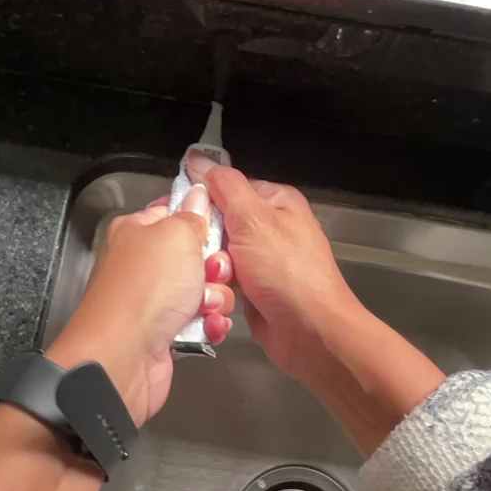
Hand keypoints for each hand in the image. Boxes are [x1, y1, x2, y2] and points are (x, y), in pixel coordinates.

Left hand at [44, 183, 234, 424]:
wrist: (123, 357)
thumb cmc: (144, 290)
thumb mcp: (177, 235)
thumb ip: (193, 214)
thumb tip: (199, 196)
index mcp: (138, 231)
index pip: (178, 213)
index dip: (204, 221)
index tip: (220, 230)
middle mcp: (144, 264)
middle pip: (198, 255)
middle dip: (216, 267)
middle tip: (212, 274)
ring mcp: (155, 300)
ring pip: (205, 291)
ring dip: (216, 299)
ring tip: (205, 308)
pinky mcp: (166, 332)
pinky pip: (201, 322)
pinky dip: (209, 326)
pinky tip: (207, 328)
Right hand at [202, 161, 441, 453]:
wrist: (311, 332)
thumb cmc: (285, 271)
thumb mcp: (253, 219)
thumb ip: (224, 186)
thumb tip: (197, 158)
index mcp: (277, 202)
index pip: (228, 187)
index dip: (203, 198)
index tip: (179, 212)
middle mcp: (272, 228)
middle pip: (221, 222)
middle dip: (205, 239)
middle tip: (199, 253)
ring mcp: (264, 261)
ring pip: (219, 254)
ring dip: (209, 266)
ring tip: (210, 278)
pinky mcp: (255, 290)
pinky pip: (224, 280)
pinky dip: (216, 287)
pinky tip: (210, 294)